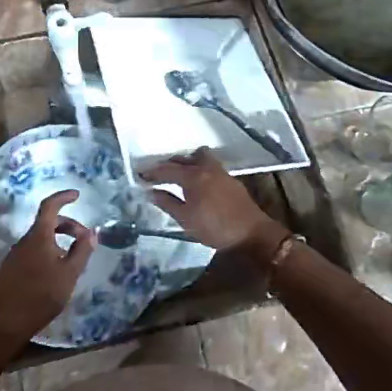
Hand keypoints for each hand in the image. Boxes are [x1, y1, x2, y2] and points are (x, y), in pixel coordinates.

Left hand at [0, 190, 93, 343]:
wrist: (5, 321)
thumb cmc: (41, 295)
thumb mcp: (69, 274)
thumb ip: (81, 251)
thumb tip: (91, 232)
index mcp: (38, 236)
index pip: (50, 206)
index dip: (63, 197)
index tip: (77, 195)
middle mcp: (24, 240)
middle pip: (46, 222)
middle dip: (67, 225)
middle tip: (84, 239)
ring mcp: (16, 254)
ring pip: (40, 238)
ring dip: (58, 240)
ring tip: (73, 258)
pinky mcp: (12, 267)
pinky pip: (33, 250)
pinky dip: (48, 251)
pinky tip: (56, 271)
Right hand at [141, 149, 289, 255]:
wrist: (251, 233)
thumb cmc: (215, 228)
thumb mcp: (186, 219)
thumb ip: (167, 203)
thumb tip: (151, 192)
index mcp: (192, 176)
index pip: (166, 170)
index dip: (151, 172)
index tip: (139, 175)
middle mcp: (205, 168)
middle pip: (182, 159)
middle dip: (167, 164)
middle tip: (156, 174)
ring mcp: (219, 171)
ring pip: (198, 157)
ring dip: (185, 161)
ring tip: (177, 173)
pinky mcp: (229, 178)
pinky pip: (208, 164)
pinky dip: (198, 167)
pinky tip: (196, 181)